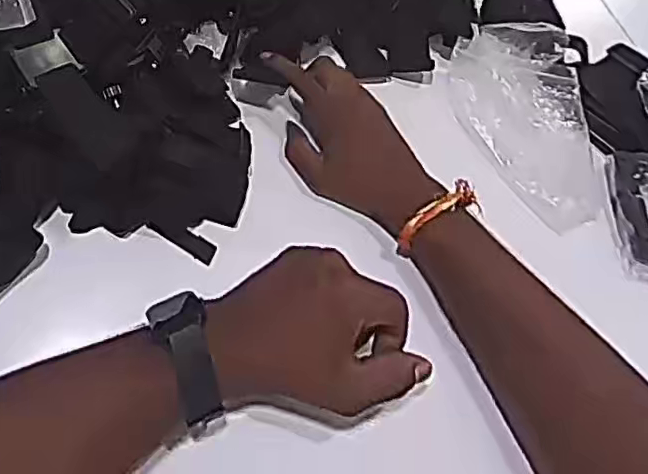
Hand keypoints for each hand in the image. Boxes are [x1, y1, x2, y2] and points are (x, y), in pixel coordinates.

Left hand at [206, 247, 432, 416]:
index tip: (369, 357)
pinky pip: (321, 274)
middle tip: (339, 353)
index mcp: (347, 288)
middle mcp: (327, 263)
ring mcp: (304, 257)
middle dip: (365, 326)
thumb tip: (415, 364)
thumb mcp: (350, 390)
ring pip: (346, 284)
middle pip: (371, 295)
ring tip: (316, 339)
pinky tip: (302, 322)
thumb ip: (394, 377)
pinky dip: (319, 296)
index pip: (397, 308)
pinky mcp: (287, 258)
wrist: (231, 347)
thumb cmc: (279, 363)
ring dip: (342, 311)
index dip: (391, 341)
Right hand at [267, 54, 445, 233]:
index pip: (300, 75)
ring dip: (322, 80)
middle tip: (293, 87)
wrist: (406, 195)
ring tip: (312, 102)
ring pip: (339, 73)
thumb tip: (291, 130)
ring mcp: (366, 103)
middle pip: (322, 64)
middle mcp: (350, 99)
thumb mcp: (316, 175)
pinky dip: (338, 90)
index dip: (280, 63)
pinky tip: (332, 114)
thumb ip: (295, 147)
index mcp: (330, 110)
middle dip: (304, 70)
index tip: (269, 59)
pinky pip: (353, 87)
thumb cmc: (365, 186)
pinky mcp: (378, 110)